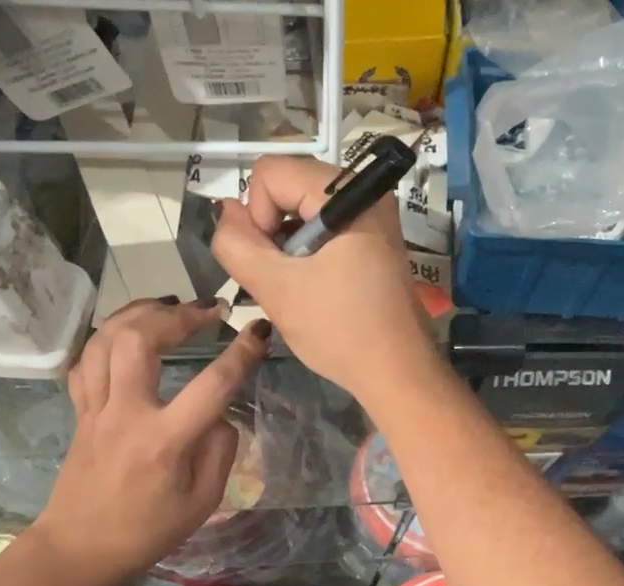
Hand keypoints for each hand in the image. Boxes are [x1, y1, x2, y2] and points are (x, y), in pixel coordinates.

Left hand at [32, 298, 270, 576]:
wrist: (81, 548)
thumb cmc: (148, 532)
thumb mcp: (202, 504)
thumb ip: (219, 452)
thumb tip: (220, 415)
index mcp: (164, 441)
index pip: (212, 386)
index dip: (240, 354)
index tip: (258, 330)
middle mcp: (126, 414)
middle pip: (140, 339)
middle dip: (177, 315)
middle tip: (208, 311)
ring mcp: (96, 409)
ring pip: (106, 339)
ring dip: (138, 313)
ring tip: (168, 307)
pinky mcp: (80, 411)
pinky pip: (87, 360)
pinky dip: (107, 338)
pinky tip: (127, 335)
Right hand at [211, 156, 436, 398]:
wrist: (399, 374)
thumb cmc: (341, 331)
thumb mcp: (277, 289)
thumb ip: (237, 245)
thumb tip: (225, 211)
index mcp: (348, 193)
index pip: (270, 173)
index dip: (257, 217)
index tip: (273, 263)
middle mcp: (365, 193)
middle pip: (288, 189)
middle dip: (271, 233)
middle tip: (283, 280)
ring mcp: (374, 219)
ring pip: (303, 213)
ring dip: (287, 249)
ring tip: (298, 291)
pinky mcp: (375, 244)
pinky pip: (324, 232)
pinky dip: (307, 257)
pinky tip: (312, 292)